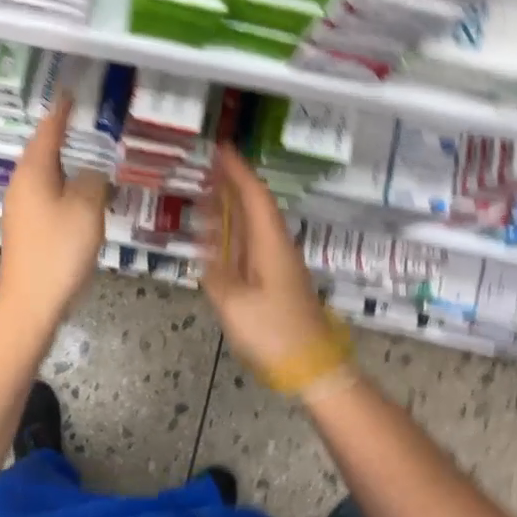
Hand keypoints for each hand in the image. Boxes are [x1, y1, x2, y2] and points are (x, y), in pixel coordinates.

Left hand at [0, 93, 109, 324]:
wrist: (31, 303)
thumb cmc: (59, 251)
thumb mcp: (87, 209)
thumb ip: (93, 182)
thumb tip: (92, 173)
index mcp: (33, 173)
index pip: (48, 132)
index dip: (61, 113)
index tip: (70, 95)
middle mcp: (20, 186)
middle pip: (40, 153)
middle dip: (58, 136)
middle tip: (80, 121)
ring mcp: (19, 210)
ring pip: (42, 176)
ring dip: (60, 163)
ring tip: (82, 153)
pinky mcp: (25, 231)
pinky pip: (44, 197)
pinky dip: (61, 187)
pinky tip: (77, 195)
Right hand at [201, 146, 341, 378]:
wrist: (310, 366)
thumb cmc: (274, 333)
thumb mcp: (234, 305)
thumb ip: (216, 275)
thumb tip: (206, 253)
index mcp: (270, 247)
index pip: (254, 197)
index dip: (238, 172)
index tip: (221, 149)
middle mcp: (275, 249)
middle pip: (254, 207)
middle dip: (232, 183)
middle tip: (208, 164)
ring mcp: (276, 266)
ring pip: (251, 227)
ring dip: (230, 207)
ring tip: (206, 190)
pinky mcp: (272, 282)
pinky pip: (248, 247)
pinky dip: (230, 234)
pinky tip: (215, 235)